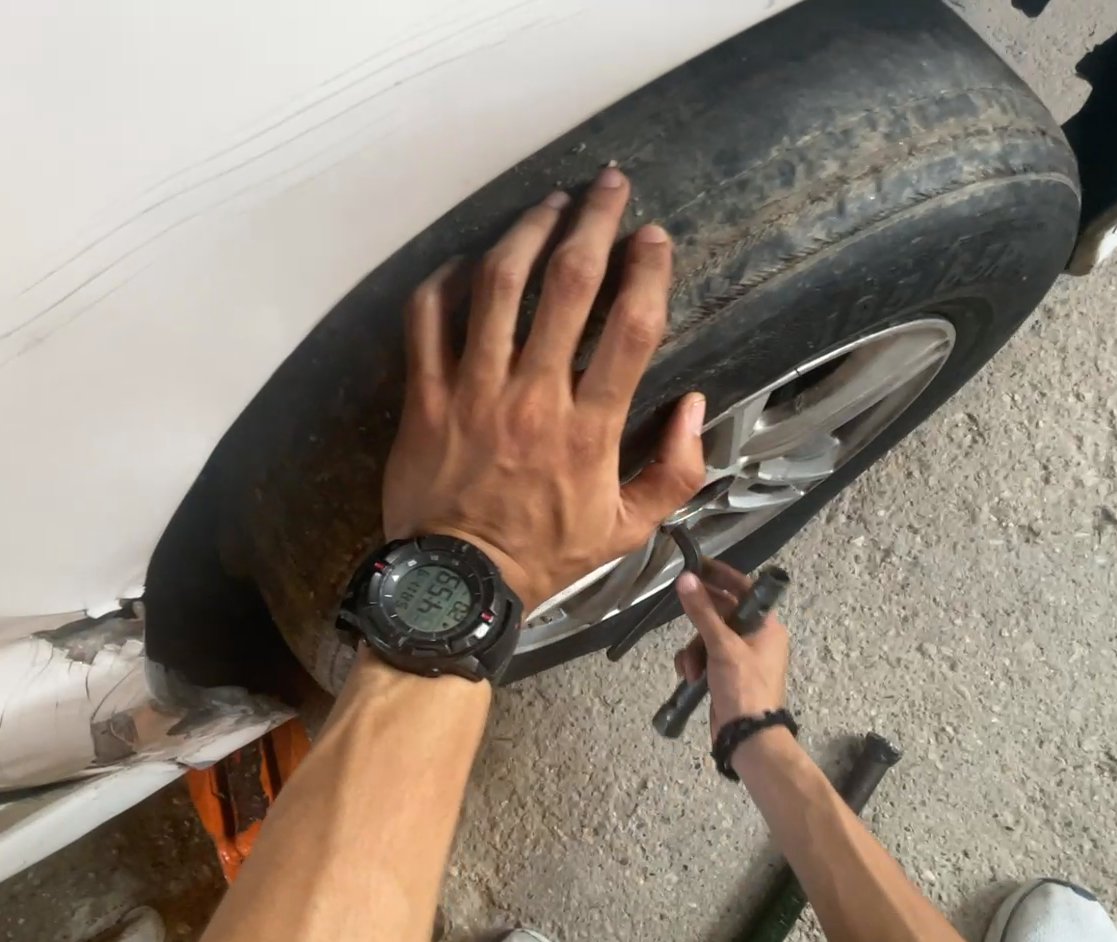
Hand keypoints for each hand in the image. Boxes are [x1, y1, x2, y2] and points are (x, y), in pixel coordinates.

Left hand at [382, 168, 707, 609]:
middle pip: (569, 286)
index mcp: (589, 429)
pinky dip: (446, 279)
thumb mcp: (628, 531)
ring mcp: (472, 393)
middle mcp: (533, 398)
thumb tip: (693, 406)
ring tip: (548, 204)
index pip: (630, 328)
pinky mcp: (423, 399)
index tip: (655, 238)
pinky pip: (427, 319)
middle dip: (595, 222)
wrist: (460, 581)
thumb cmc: (546, 555)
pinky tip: (469, 260)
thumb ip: (675, 472)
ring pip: (498, 287)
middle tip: (608, 185)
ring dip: (527, 232)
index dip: (649, 271)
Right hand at [673, 562, 790, 742]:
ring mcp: (741, 657)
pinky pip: (705, 656)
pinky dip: (694, 663)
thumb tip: (685, 579)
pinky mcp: (727, 674)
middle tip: (681, 601)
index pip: (745, 589)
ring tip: (690, 668)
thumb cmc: (744, 686)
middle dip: (700, 620)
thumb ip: (702, 611)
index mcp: (767, 626)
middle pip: (723, 613)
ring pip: (708, 636)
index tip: (699, 566)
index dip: (722, 577)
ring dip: (694, 650)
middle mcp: (757, 638)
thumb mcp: (722, 646)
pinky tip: (689, 677)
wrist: (747, 736)